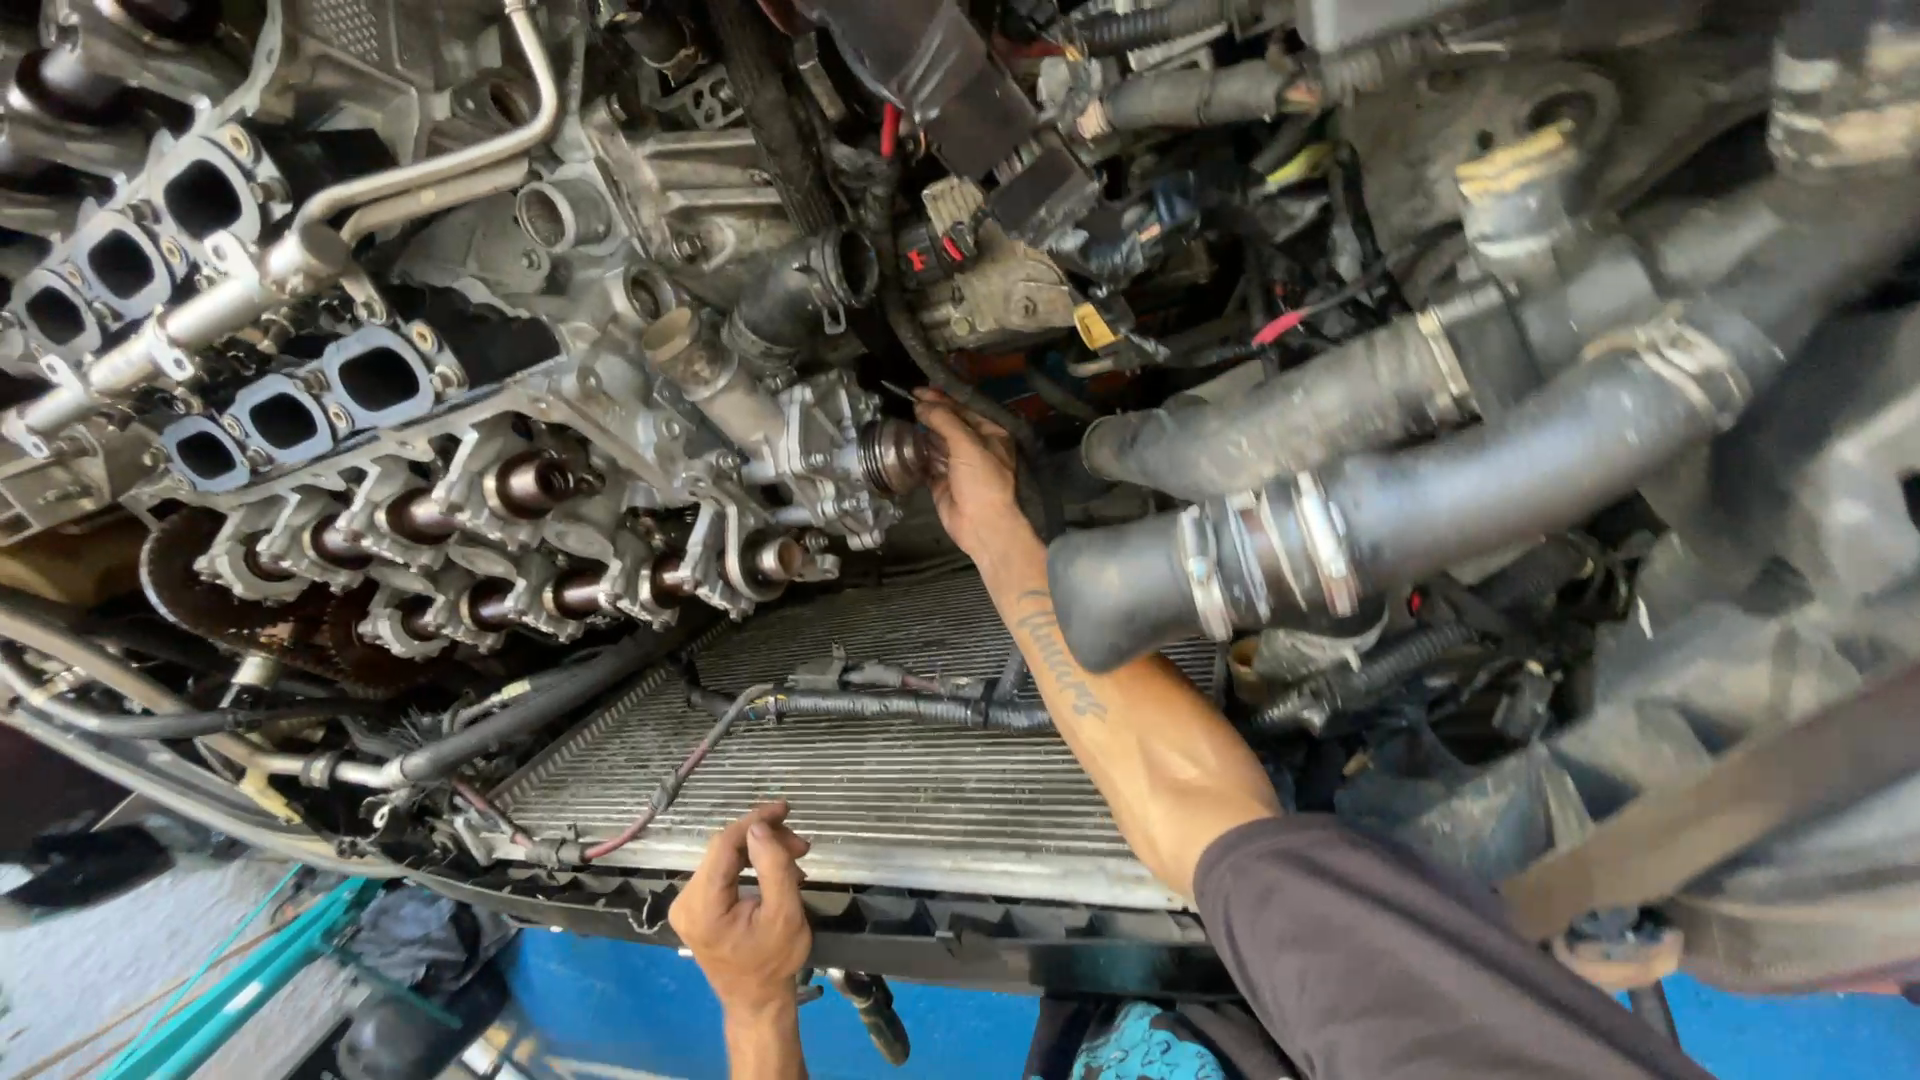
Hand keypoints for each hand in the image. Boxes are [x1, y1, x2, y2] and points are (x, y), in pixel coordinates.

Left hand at [669, 801, 812, 1014]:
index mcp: (702, 907)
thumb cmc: (773, 961)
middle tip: (801, 847)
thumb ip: (773, 867)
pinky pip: (724, 869)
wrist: (757, 1000)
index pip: (724, 845)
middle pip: (725, 848)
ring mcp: (687, 904)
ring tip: (796, 858)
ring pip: (726, 855)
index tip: (785, 809)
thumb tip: (760, 827)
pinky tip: (777, 869)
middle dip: (766, 839)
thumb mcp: (784, 913)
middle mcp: (685, 901)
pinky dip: (752, 862)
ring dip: (762, 850)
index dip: (754, 820)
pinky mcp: (696, 905)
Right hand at [913, 388, 1034, 566]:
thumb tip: (922, 404)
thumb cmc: (983, 481)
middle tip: (908, 401)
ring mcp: (958, 465)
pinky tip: (904, 442)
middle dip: (930, 413)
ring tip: (903, 418)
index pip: (964, 409)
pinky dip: (917, 453)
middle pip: (949, 423)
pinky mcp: (942, 481)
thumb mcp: (967, 444)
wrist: (983, 526)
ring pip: (937, 442)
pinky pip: (927, 462)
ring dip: (922, 432)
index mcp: (991, 434)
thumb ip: (945, 420)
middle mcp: (975, 446)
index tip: (918, 390)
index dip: (942, 398)